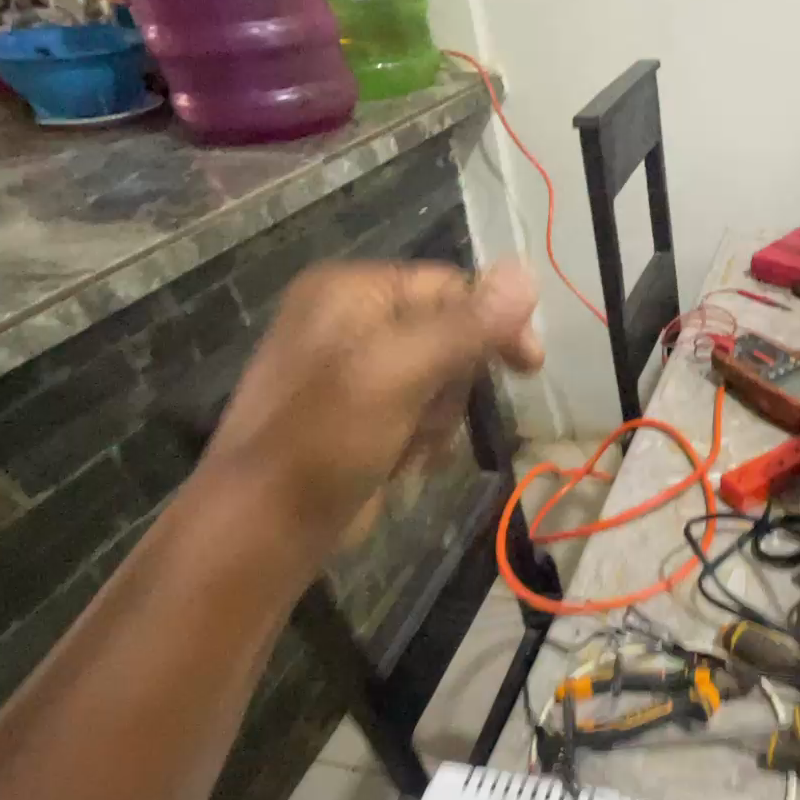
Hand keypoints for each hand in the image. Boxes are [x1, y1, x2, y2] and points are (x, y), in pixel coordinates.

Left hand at [201, 259, 541, 556]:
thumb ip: (465, 326)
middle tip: (425, 416)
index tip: (530, 366)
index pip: (451, 286)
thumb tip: (528, 273)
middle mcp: (354, 322)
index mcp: (352, 291)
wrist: (269, 525)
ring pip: (445, 384)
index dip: (495, 323)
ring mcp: (359, 372)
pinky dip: (424, 443)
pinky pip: (425, 416)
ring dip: (439, 421)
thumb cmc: (327, 439)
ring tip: (404, 447)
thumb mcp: (400, 373)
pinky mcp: (366, 417)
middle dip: (454, 386)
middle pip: (453, 338)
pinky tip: (399, 463)